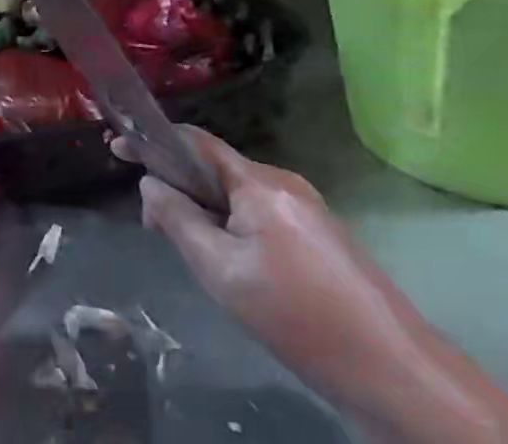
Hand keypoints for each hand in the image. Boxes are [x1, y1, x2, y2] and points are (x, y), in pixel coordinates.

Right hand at [118, 127, 507, 443]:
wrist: (390, 366)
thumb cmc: (295, 315)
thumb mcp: (221, 272)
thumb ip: (179, 221)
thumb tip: (149, 182)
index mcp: (259, 182)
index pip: (195, 142)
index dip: (152, 140)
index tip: (116, 144)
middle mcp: (283, 181)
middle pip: (214, 169)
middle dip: (177, 186)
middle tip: (149, 223)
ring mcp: (304, 206)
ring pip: (236, 194)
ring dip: (202, 209)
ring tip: (182, 246)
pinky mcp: (316, 232)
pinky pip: (258, 213)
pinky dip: (229, 225)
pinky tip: (223, 259)